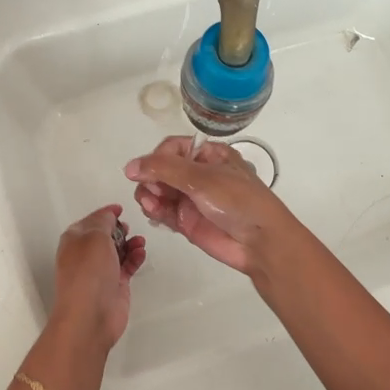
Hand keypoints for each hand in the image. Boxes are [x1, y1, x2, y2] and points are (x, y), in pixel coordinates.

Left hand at [51, 205, 145, 344]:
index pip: (91, 221)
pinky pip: (127, 265)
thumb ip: (103, 221)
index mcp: (74, 240)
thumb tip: (109, 215)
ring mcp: (100, 271)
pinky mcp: (115, 285)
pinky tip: (141, 253)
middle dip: (119, 229)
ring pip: (118, 251)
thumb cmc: (89, 271)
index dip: (105, 213)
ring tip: (140, 242)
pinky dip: (135, 258)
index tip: (120, 208)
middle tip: (129, 227)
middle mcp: (85, 255)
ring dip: (130, 243)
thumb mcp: (94, 236)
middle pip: (105, 236)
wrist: (90, 315)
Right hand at [124, 136, 295, 275]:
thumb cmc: (237, 201)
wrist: (260, 241)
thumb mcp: (202, 178)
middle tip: (152, 190)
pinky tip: (153, 210)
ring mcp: (192, 199)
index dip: (157, 157)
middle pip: (162, 170)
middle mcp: (199, 174)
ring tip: (151, 203)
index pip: (173, 148)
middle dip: (151, 178)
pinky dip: (154, 210)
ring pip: (159, 191)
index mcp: (210, 155)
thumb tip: (130, 167)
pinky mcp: (187, 221)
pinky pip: (163, 211)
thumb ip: (164, 169)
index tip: (146, 170)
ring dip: (149, 194)